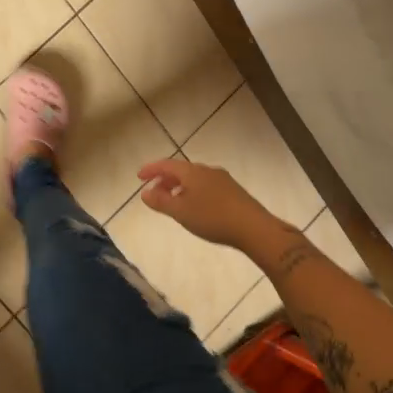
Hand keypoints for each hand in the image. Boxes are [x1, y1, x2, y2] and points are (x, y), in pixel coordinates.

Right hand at [137, 159, 282, 250]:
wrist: (254, 228)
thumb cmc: (212, 218)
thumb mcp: (181, 212)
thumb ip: (161, 201)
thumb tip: (145, 193)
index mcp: (192, 172)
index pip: (166, 164)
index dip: (151, 169)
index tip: (139, 177)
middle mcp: (207, 170)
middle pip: (181, 170)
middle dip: (165, 179)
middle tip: (154, 192)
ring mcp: (222, 180)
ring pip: (194, 178)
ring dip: (179, 187)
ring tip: (173, 202)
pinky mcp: (233, 191)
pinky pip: (206, 186)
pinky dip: (193, 192)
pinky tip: (195, 207)